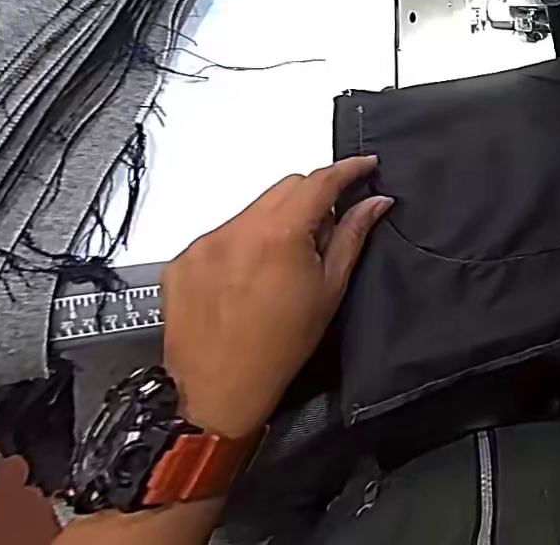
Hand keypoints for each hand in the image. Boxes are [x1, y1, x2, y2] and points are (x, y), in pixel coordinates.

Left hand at [162, 156, 391, 437]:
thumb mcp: (330, 288)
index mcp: (279, 234)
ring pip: (256, 206)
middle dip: (312, 198)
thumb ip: (353, 235)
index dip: (347, 169)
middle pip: (287, 186)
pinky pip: (225, 229)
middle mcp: (238, 230)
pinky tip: (249, 275)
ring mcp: (207, 242)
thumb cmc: (276, 350)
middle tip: (322, 232)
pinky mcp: (185, 258)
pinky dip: (244, 240)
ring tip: (280, 264)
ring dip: (276, 220)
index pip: (320, 180)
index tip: (363, 165)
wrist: (217, 393)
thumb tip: (375, 202)